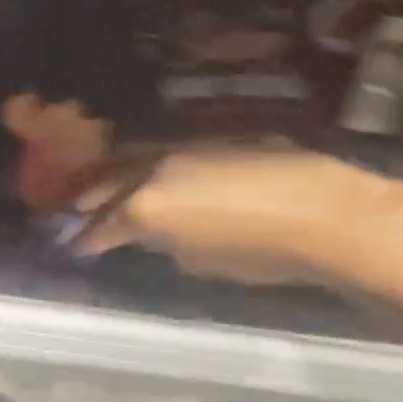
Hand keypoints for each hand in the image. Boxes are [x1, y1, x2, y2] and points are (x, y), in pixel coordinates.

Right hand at [77, 150, 402, 284]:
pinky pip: (169, 154)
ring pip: (136, 161)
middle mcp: (156, 171)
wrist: (328, 215)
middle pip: (109, 184)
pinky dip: (153, 168)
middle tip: (75, 212)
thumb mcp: (198, 261)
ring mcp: (187, 149)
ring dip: (118, 176)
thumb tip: (152, 236)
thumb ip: (163, 243)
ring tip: (110, 188)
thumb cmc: (259, 253)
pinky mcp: (218, 140)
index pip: (100, 226)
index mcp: (144, 206)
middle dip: (89, 200)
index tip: (74, 247)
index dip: (84, 239)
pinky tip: (159, 177)